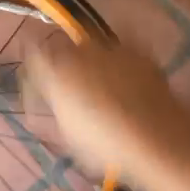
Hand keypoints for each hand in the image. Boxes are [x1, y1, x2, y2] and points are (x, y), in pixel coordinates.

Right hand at [23, 40, 186, 173]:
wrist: (156, 138)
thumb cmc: (106, 145)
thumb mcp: (69, 134)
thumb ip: (57, 107)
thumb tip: (54, 100)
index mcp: (53, 69)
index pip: (33, 52)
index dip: (38, 65)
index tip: (43, 80)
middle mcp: (76, 49)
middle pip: (63, 47)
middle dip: (66, 61)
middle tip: (76, 85)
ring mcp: (108, 45)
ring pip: (92, 45)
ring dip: (94, 59)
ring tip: (106, 82)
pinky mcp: (136, 47)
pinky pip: (122, 46)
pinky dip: (122, 57)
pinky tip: (129, 74)